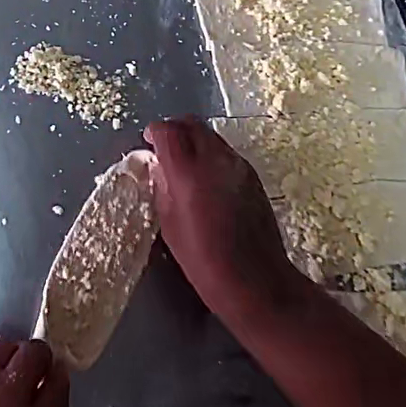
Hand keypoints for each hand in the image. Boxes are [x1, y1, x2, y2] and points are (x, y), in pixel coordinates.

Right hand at [144, 118, 308, 328]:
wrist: (256, 281)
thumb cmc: (204, 261)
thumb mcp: (170, 226)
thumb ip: (162, 188)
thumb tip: (159, 168)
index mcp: (189, 172)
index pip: (169, 132)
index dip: (155, 132)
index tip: (149, 141)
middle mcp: (216, 160)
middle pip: (192, 124)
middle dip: (175, 130)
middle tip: (164, 147)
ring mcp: (238, 165)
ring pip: (211, 136)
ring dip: (194, 141)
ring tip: (185, 164)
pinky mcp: (253, 176)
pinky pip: (226, 152)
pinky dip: (211, 155)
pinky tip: (206, 179)